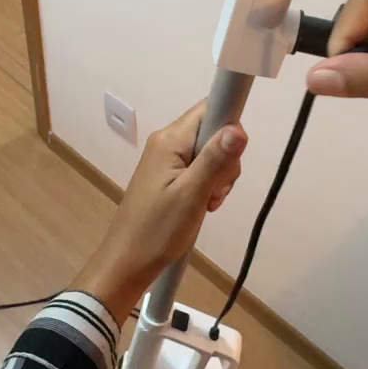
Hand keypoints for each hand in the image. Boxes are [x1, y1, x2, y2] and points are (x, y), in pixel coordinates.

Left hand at [70, 100, 246, 320]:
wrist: (128, 261)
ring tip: (207, 203)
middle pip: (213, 131)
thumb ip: (215, 160)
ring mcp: (168, 159)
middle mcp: (168, 141)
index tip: (233, 155)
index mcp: (170, 139)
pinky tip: (203, 206)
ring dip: (219, 177)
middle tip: (215, 190)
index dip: (230, 124)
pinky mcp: (170, 175)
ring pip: (211, 153)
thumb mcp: (191, 195)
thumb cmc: (158, 230)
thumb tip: (239, 128)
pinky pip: (200, 169)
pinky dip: (209, 186)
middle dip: (225, 160)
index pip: (211, 107)